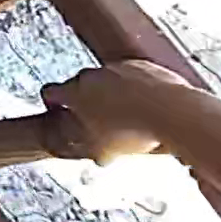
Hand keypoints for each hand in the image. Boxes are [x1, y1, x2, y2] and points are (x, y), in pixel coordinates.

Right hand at [41, 60, 194, 163]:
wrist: (170, 112)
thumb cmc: (132, 130)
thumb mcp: (105, 150)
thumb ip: (94, 150)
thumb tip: (99, 157)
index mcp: (73, 92)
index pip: (50, 92)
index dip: (52, 102)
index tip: (58, 109)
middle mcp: (91, 76)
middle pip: (80, 84)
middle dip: (87, 100)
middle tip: (99, 119)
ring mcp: (116, 68)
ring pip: (108, 79)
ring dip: (113, 93)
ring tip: (129, 114)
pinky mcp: (142, 65)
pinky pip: (133, 75)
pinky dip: (137, 87)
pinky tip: (148, 105)